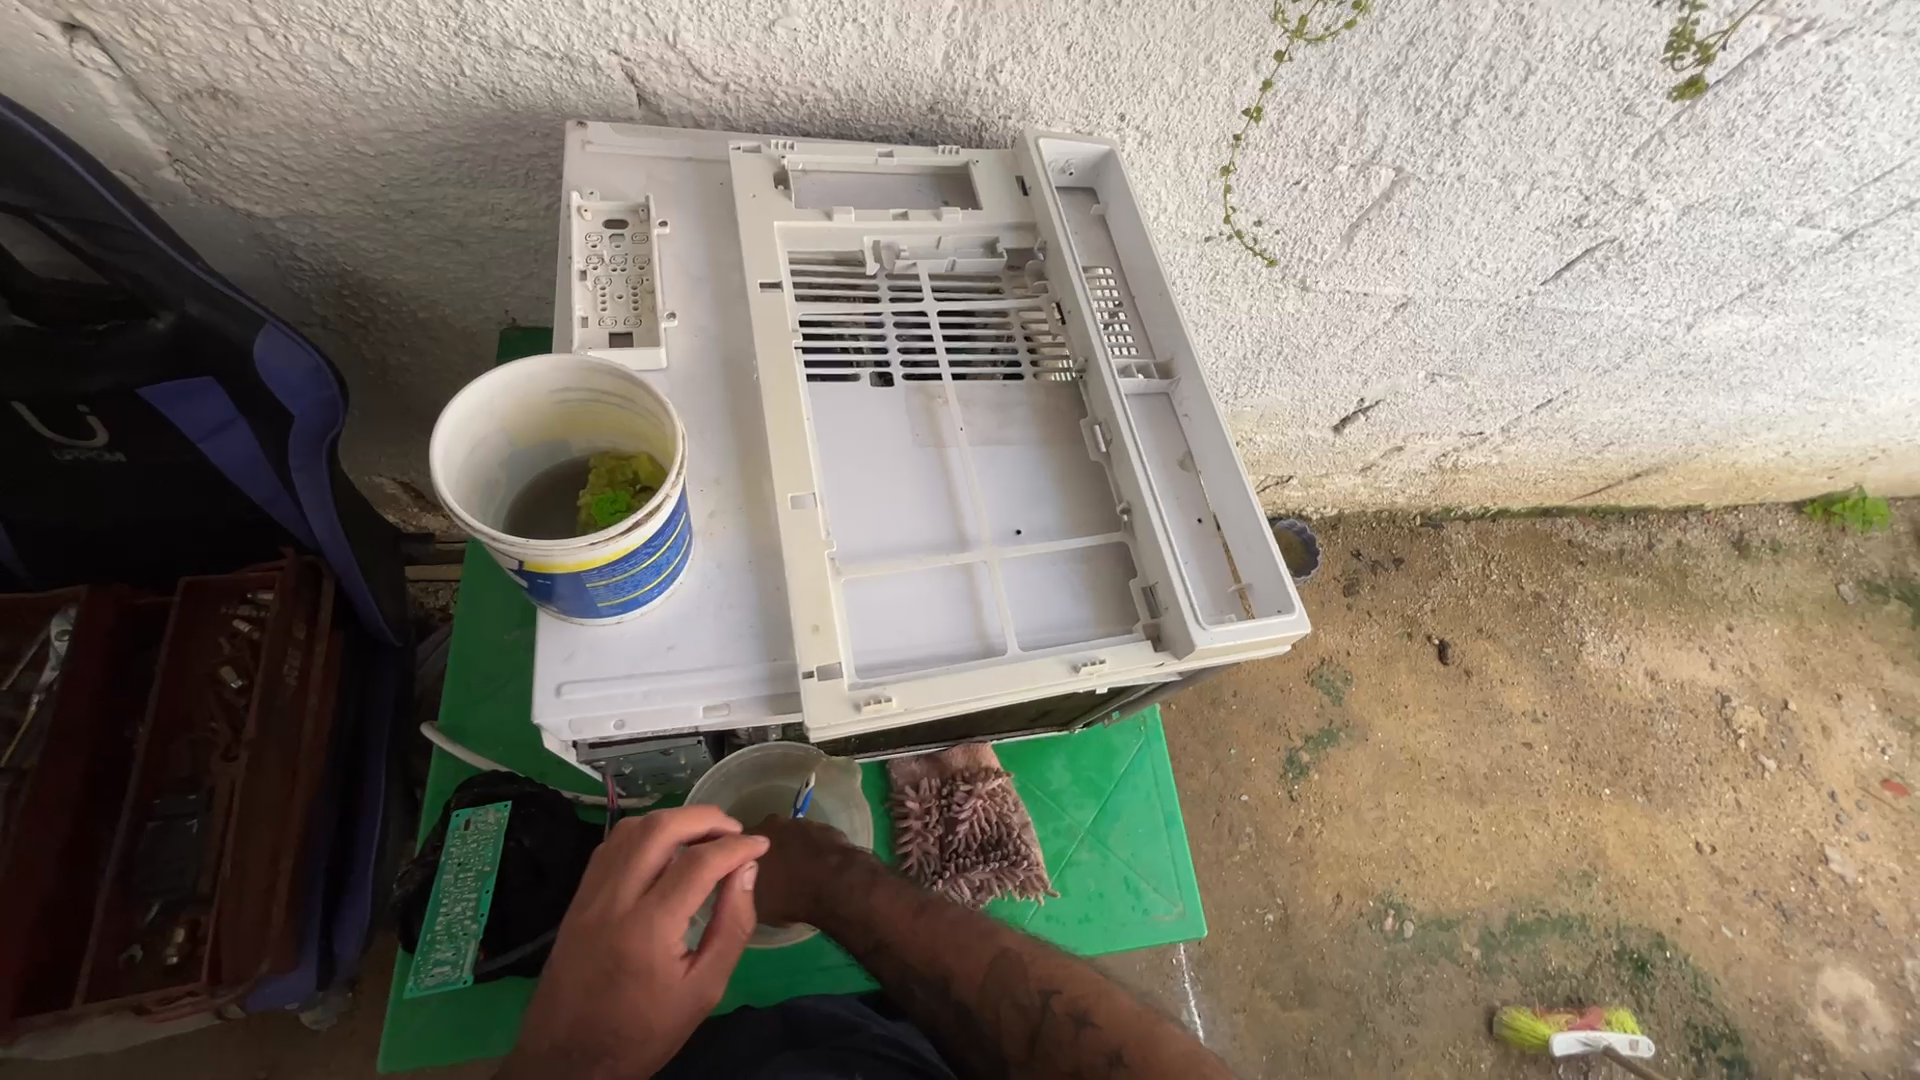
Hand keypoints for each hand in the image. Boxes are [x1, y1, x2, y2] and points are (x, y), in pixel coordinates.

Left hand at [500, 806, 766, 1079]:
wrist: (564, 1065)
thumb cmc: (642, 1033)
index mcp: (648, 930)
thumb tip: (747, 871)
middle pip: (661, 829)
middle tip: (735, 830)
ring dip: (674, 821)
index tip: (761, 845)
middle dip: (706, 818)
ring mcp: (589, 898)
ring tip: (704, 834)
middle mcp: (614, 902)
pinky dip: (644, 834)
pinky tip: (665, 848)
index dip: (738, 846)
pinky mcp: (576, 901)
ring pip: (632, 829)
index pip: (700, 863)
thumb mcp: (703, 991)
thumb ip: (732, 927)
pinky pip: (611, 846)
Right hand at [745, 814, 861, 926]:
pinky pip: (813, 839)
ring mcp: (801, 823)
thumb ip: (743, 888)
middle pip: (765, 836)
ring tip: (798, 872)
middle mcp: (773, 824)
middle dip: (768, 850)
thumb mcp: (754, 904)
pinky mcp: (824, 827)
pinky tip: (818, 868)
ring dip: (793, 848)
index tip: (744, 873)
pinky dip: (813, 850)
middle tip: (773, 872)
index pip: (736, 844)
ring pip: (791, 836)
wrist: (833, 884)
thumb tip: (743, 887)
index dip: (740, 858)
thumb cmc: (787, 898)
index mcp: (750, 839)